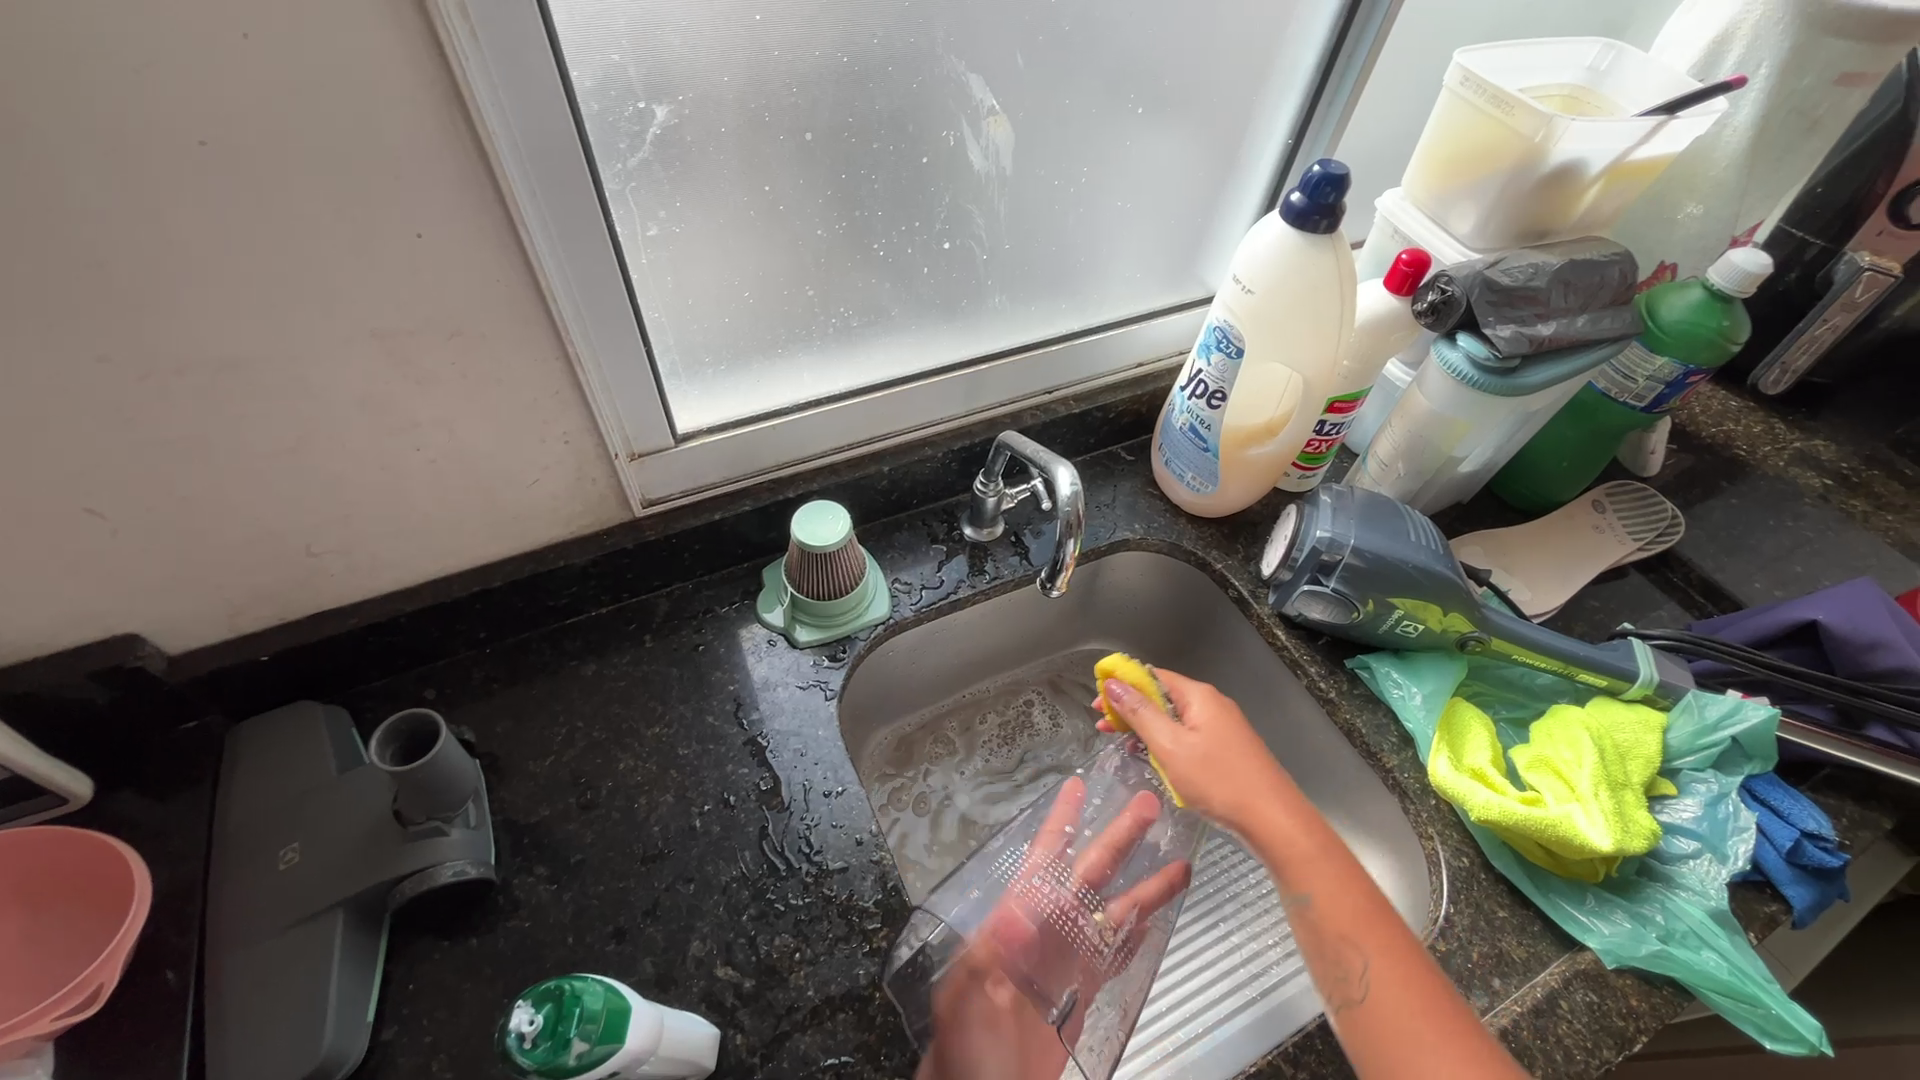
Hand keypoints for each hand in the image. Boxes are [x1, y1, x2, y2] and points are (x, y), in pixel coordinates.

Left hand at [918, 777, 1191, 1079]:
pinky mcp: (1083, 995)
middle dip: (1117, 840)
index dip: (1060, 823)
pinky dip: (1136, 937)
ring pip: (1112, 914)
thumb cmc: (964, 1046)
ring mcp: (1068, 962)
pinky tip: (1156, 919)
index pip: (1042, 860)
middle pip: (1089, 876)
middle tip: (1149, 806)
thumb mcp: (965, 995)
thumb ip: (989, 953)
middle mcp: (1046, 932)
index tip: (1077, 787)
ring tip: (1180, 864)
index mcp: (1015, 921)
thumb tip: (1017, 909)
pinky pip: (1114, 957)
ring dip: (1144, 888)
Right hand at [1097, 668, 1294, 834]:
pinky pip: (1188, 737)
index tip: (1097, 703)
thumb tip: (1113, 683)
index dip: (1122, 685)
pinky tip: (1153, 760)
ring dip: (1146, 729)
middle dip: (1131, 710)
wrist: (1273, 820)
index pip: (1152, 675)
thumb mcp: (1170, 746)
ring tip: (1122, 746)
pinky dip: (1166, 744)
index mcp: (1198, 696)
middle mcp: (1212, 704)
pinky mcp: (1226, 749)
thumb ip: (1139, 713)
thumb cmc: (1218, 780)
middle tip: (1103, 728)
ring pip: (1174, 719)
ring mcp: (1222, 727)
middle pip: (1162, 696)